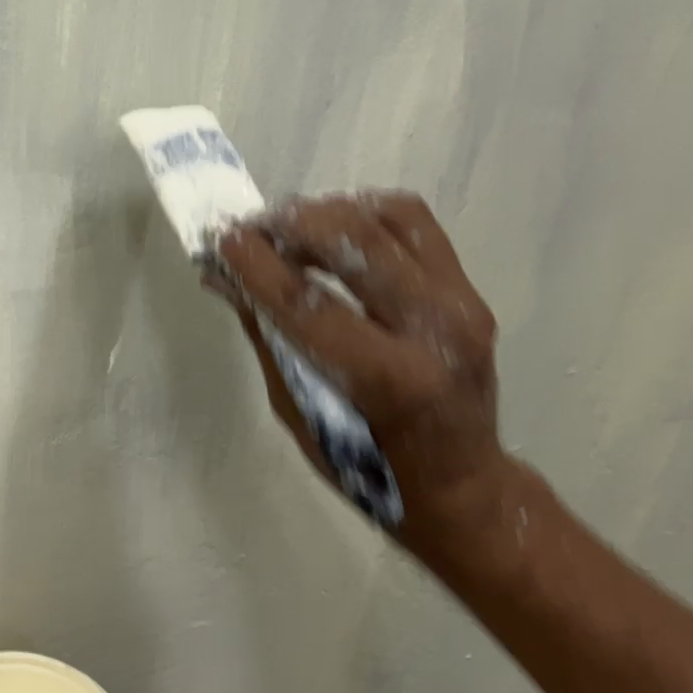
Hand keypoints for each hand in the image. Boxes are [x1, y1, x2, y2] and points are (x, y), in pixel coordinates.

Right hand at [214, 191, 506, 546]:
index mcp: (385, 379)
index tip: (221, 237)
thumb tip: (223, 278)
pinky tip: (334, 230)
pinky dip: (368, 216)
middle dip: (292, 223)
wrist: (456, 480)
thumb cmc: (362, 463)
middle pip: (355, 242)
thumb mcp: (298, 408)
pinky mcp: (471, 291)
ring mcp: (462, 305)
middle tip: (251, 226)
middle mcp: (433, 332)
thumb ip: (267, 335)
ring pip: (392, 218)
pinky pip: (416, 227)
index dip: (257, 264)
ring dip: (330, 212)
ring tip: (289, 227)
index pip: (307, 302)